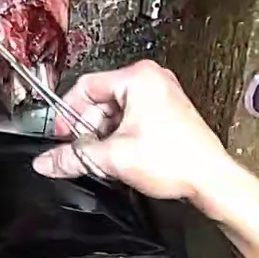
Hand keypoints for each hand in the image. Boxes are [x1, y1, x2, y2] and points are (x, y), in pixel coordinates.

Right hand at [31, 60, 251, 206]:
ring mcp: (161, 94)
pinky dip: (119, 135)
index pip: (86, 86)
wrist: (211, 180)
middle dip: (87, 127)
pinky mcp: (166, 111)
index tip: (61, 133)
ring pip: (114, 111)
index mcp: (138, 78)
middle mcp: (151, 79)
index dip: (67, 112)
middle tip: (81, 150)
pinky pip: (131, 117)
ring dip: (103, 134)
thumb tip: (47, 161)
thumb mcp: (113, 158)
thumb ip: (74, 157)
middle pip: (100, 99)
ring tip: (103, 156)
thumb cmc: (177, 160)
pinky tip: (119, 155)